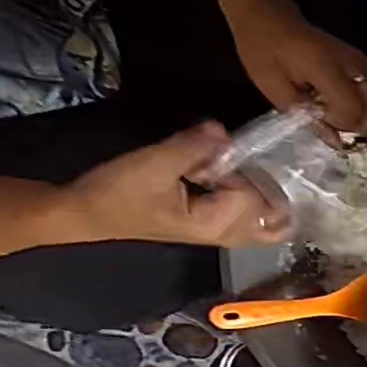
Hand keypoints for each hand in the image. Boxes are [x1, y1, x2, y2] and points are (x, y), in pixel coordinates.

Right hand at [60, 123, 287, 247]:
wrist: (87, 213)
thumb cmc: (116, 192)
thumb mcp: (151, 164)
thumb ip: (191, 148)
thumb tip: (221, 131)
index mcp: (216, 225)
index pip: (252, 196)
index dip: (237, 173)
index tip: (208, 163)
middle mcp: (230, 235)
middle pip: (279, 218)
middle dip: (270, 190)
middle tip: (244, 169)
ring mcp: (228, 235)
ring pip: (274, 223)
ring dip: (269, 197)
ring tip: (245, 176)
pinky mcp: (221, 228)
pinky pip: (259, 221)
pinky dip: (260, 202)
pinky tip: (243, 184)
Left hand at [224, 0, 366, 132]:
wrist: (270, 17)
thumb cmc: (264, 48)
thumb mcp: (270, 85)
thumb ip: (302, 115)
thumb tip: (336, 141)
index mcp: (325, 67)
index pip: (352, 109)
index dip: (340, 123)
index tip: (320, 118)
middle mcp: (354, 65)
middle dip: (366, 124)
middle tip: (342, 123)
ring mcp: (365, 63)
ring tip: (351, 117)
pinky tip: (357, 107)